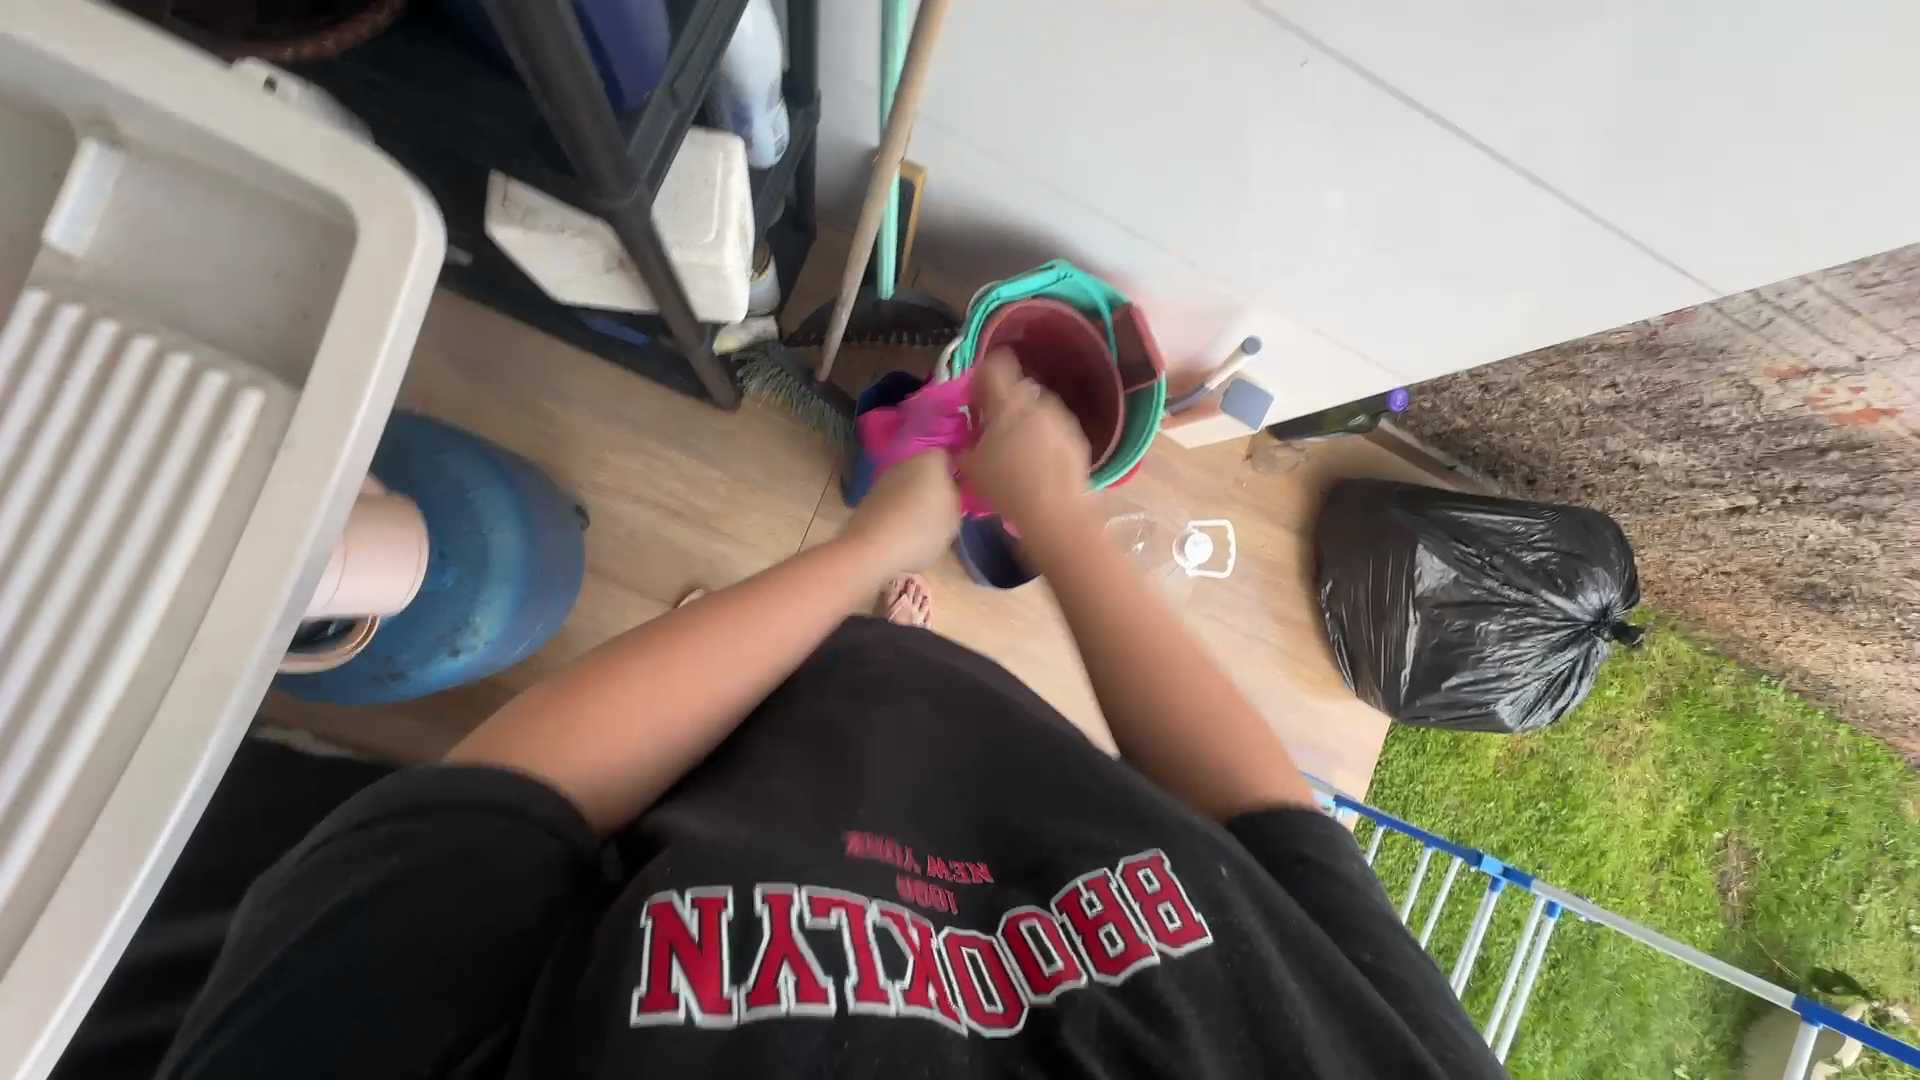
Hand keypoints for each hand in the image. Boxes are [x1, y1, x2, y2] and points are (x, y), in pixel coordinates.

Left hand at [839, 450, 961, 575]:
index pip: (950, 458)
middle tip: (944, 513)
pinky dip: (899, 512)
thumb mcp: (955, 516)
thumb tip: (952, 489)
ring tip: (922, 528)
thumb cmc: (923, 530)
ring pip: (908, 486)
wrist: (872, 548)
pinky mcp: (869, 497)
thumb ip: (958, 496)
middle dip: (935, 487)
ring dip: (916, 501)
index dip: (957, 475)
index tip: (962, 495)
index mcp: (930, 459)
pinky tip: (901, 533)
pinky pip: (893, 501)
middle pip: (927, 471)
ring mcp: (884, 478)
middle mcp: (905, 461)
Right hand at [960, 347, 1092, 543]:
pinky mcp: (1076, 436)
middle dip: (1004, 402)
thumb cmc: (1007, 488)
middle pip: (1016, 387)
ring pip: (1037, 407)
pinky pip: (1055, 426)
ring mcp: (1060, 418)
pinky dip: (1045, 436)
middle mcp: (1036, 402)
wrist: (1055, 512)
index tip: (976, 397)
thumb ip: (965, 444)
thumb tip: (964, 438)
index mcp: (1006, 404)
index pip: (993, 366)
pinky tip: (1040, 461)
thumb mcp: (971, 468)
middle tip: (994, 428)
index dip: (982, 376)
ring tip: (1019, 448)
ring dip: (1026, 419)